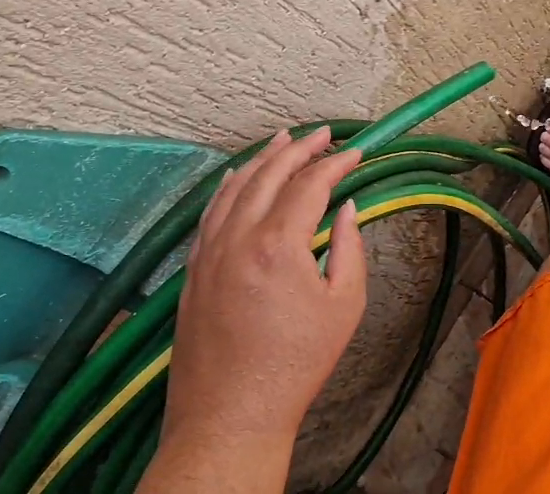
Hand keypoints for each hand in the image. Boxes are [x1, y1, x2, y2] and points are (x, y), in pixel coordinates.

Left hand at [164, 127, 368, 450]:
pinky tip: (238, 177)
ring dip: (262, 159)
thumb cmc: (297, 362)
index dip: (335, 163)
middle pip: (268, 175)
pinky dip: (228, 187)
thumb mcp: (345, 304)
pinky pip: (209, 214)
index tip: (357, 152)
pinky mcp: (192, 272)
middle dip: (299, 148)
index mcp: (278, 245)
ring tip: (283, 139)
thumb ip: (349, 247)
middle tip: (323, 134)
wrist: (230, 416)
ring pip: (233, 188)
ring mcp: (208, 254)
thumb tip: (346, 208)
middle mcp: (237, 239)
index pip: (309, 184)